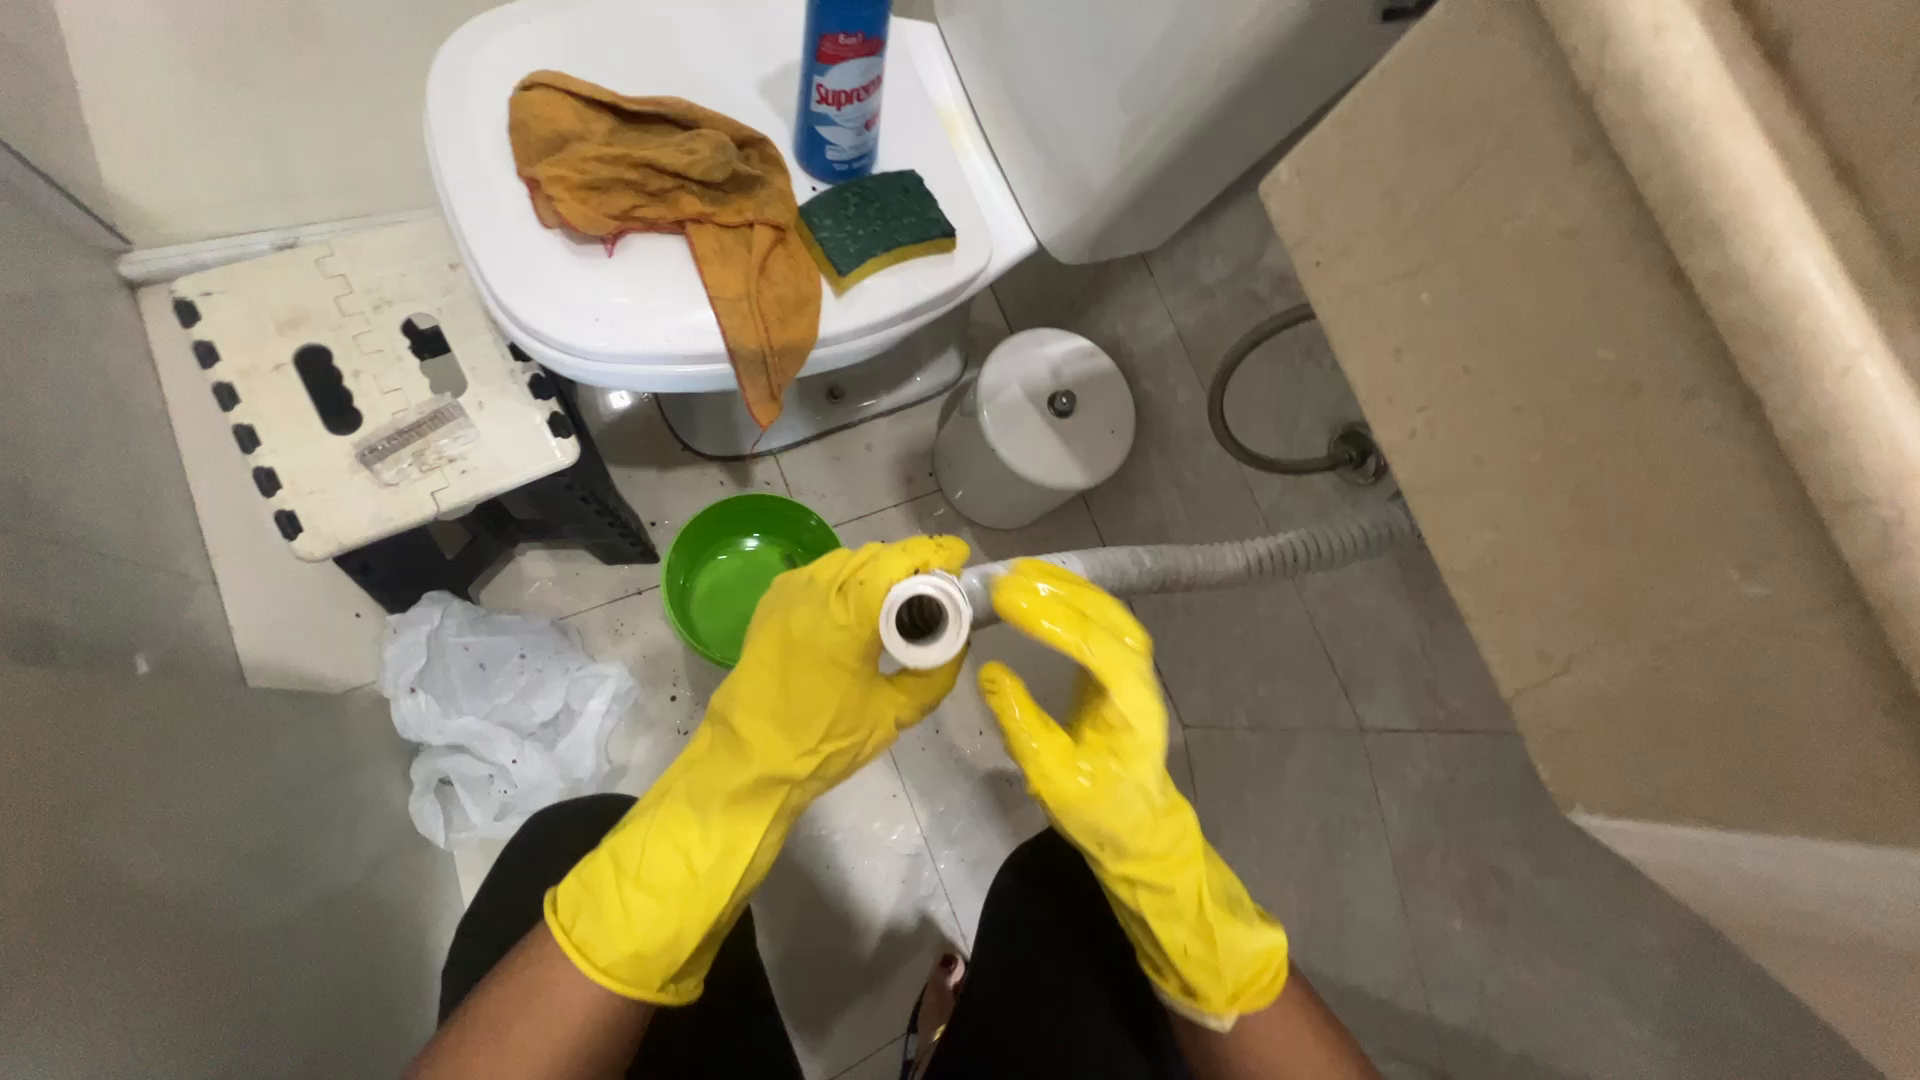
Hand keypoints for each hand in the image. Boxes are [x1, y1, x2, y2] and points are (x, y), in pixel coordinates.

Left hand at [546, 536, 970, 1003]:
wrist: (749, 760)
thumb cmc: (823, 740)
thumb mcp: (895, 712)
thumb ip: (937, 671)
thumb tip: (958, 638)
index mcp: (847, 611)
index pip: (900, 558)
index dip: (936, 552)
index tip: (960, 562)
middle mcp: (816, 587)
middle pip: (878, 555)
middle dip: (912, 564)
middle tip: (937, 592)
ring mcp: (790, 590)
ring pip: (849, 559)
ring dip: (880, 571)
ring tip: (900, 602)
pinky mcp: (773, 600)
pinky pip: (822, 573)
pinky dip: (848, 580)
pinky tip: (859, 609)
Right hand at [979, 559, 1288, 1029]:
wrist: (1136, 824)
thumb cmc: (1097, 809)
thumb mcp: (1051, 778)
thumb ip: (1022, 725)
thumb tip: (990, 671)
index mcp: (1133, 708)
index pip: (1097, 648)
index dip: (1053, 619)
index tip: (1008, 599)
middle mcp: (1141, 677)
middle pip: (1108, 617)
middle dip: (1058, 591)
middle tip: (1006, 578)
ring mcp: (1135, 668)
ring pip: (1107, 611)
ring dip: (1065, 587)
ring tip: (1018, 572)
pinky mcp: (1119, 665)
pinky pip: (1100, 620)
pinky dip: (1070, 597)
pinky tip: (1039, 588)